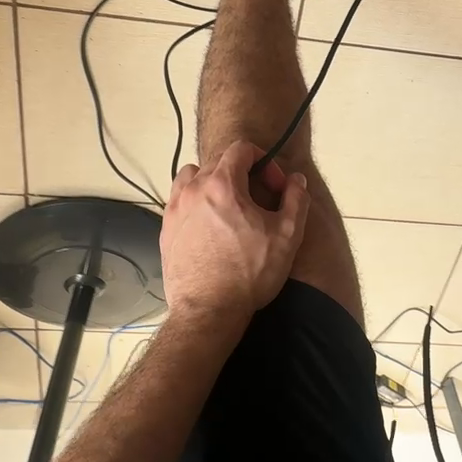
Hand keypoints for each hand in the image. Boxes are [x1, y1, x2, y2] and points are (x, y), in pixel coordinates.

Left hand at [160, 141, 308, 318]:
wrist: (208, 313)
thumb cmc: (250, 273)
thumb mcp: (288, 235)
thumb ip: (296, 199)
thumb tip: (296, 179)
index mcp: (222, 184)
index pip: (241, 148)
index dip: (264, 160)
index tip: (274, 186)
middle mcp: (193, 189)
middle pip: (218, 162)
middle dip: (242, 173)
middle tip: (258, 200)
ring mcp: (174, 209)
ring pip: (192, 177)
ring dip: (212, 182)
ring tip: (228, 207)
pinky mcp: (165, 230)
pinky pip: (180, 201)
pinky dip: (195, 202)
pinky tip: (209, 227)